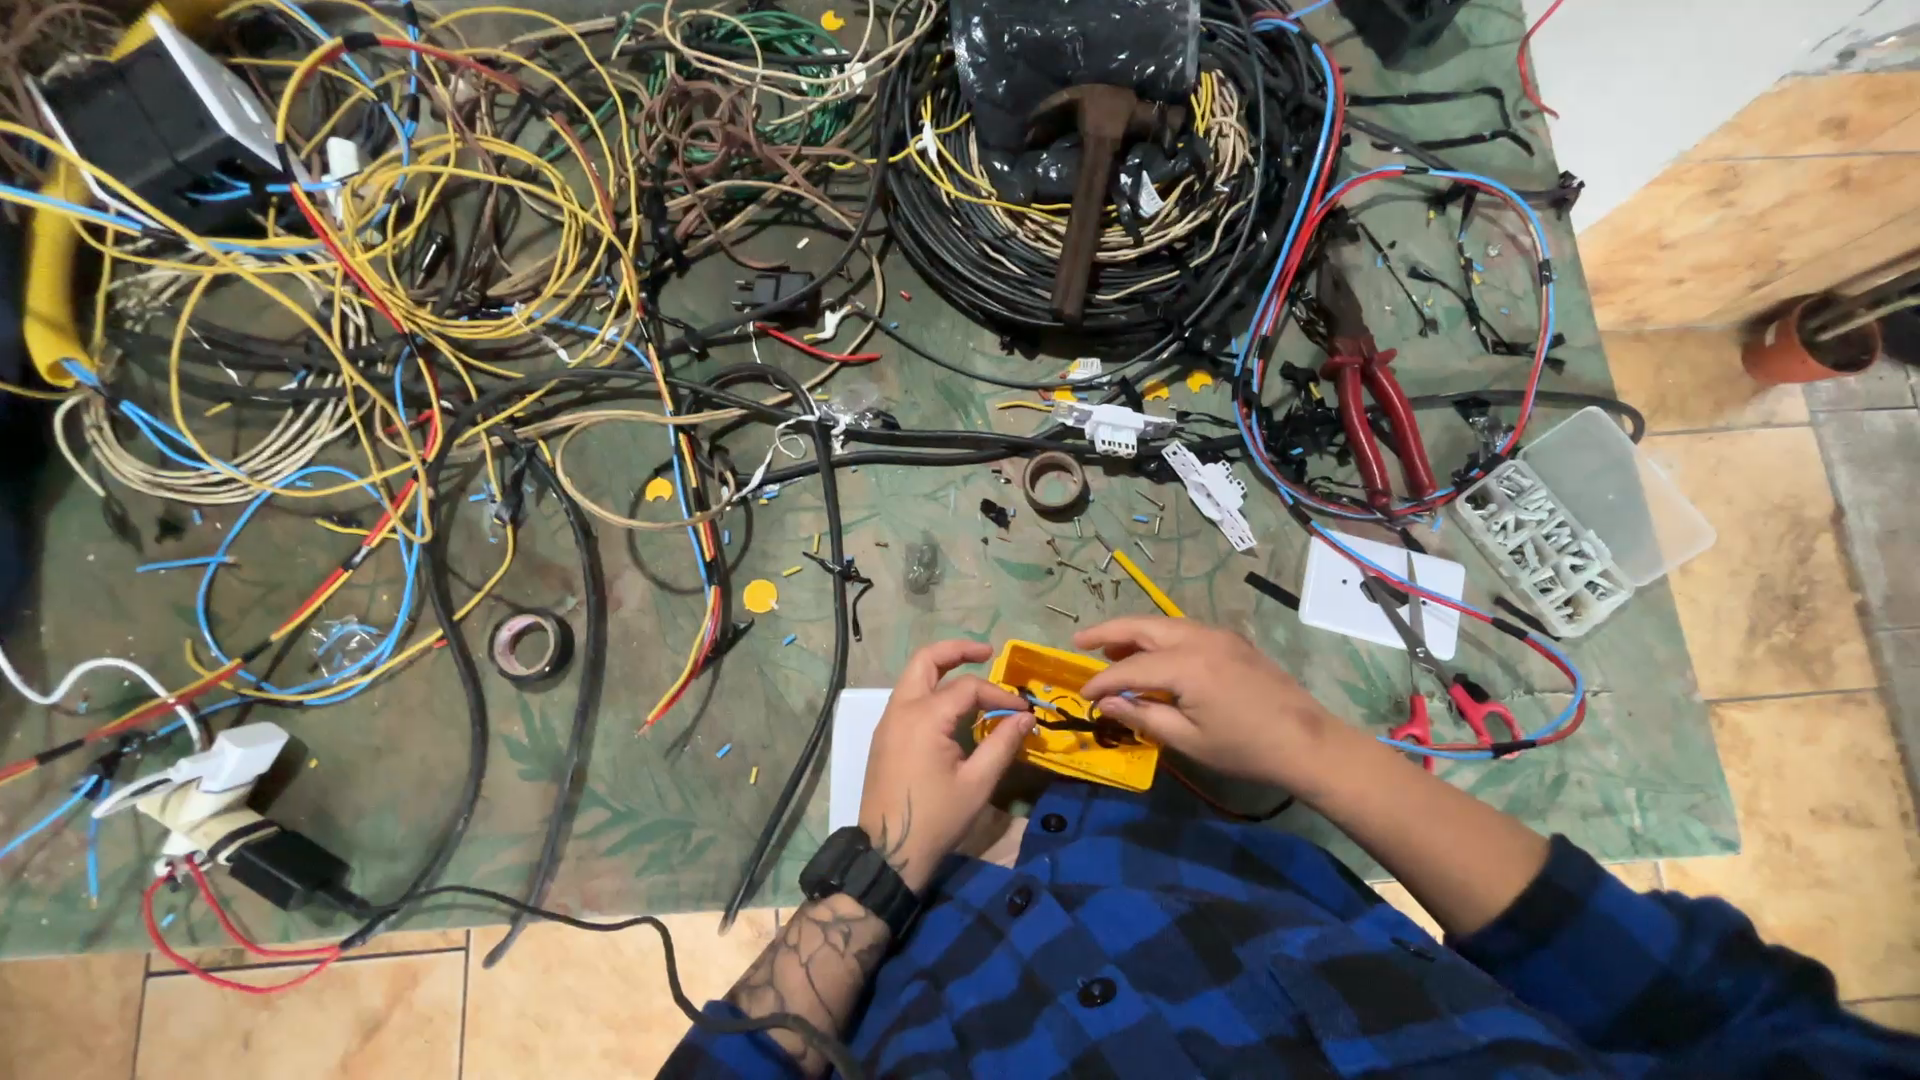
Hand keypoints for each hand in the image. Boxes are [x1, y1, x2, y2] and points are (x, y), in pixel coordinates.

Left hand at [859, 641, 1034, 892]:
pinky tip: (954, 707)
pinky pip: (908, 698)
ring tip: (974, 677)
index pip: (968, 687)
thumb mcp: (978, 783)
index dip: (999, 694)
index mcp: (924, 716)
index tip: (1022, 711)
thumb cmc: (936, 818)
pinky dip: (931, 690)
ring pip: (913, 677)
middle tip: (987, 652)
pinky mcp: (884, 736)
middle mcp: (900, 709)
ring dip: (942, 669)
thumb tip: (1025, 716)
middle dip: (957, 650)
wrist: (888, 852)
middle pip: (926, 660)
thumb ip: (1002, 743)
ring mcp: (888, 722)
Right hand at [1076, 617, 1348, 794]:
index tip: (1083, 694)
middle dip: (1108, 631)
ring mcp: (1218, 635)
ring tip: (1109, 648)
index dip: (1102, 681)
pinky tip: (1151, 654)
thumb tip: (1106, 703)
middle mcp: (1199, 638)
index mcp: (1186, 665)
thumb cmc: (1244, 748)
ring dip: (1134, 632)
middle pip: (1142, 626)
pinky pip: (1184, 629)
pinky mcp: (1231, 641)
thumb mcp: (1188, 740)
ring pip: (1163, 623)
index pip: (1129, 668)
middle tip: (1079, 640)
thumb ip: (1142, 716)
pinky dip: (1159, 636)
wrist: (1308, 742)